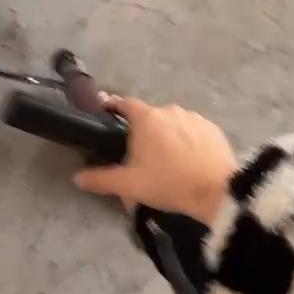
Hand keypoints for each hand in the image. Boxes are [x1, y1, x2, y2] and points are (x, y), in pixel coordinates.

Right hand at [73, 96, 237, 224]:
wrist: (215, 189)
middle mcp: (170, 110)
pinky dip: (184, 140)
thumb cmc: (169, 183)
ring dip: (164, 135)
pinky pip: (191, 130)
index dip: (113, 106)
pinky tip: (184, 159)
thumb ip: (101, 179)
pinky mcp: (211, 128)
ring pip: (171, 123)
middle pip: (149, 116)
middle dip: (140, 130)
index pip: (125, 103)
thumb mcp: (130, 185)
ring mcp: (194, 117)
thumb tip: (77, 177)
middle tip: (135, 153)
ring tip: (162, 160)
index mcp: (148, 118)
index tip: (104, 111)